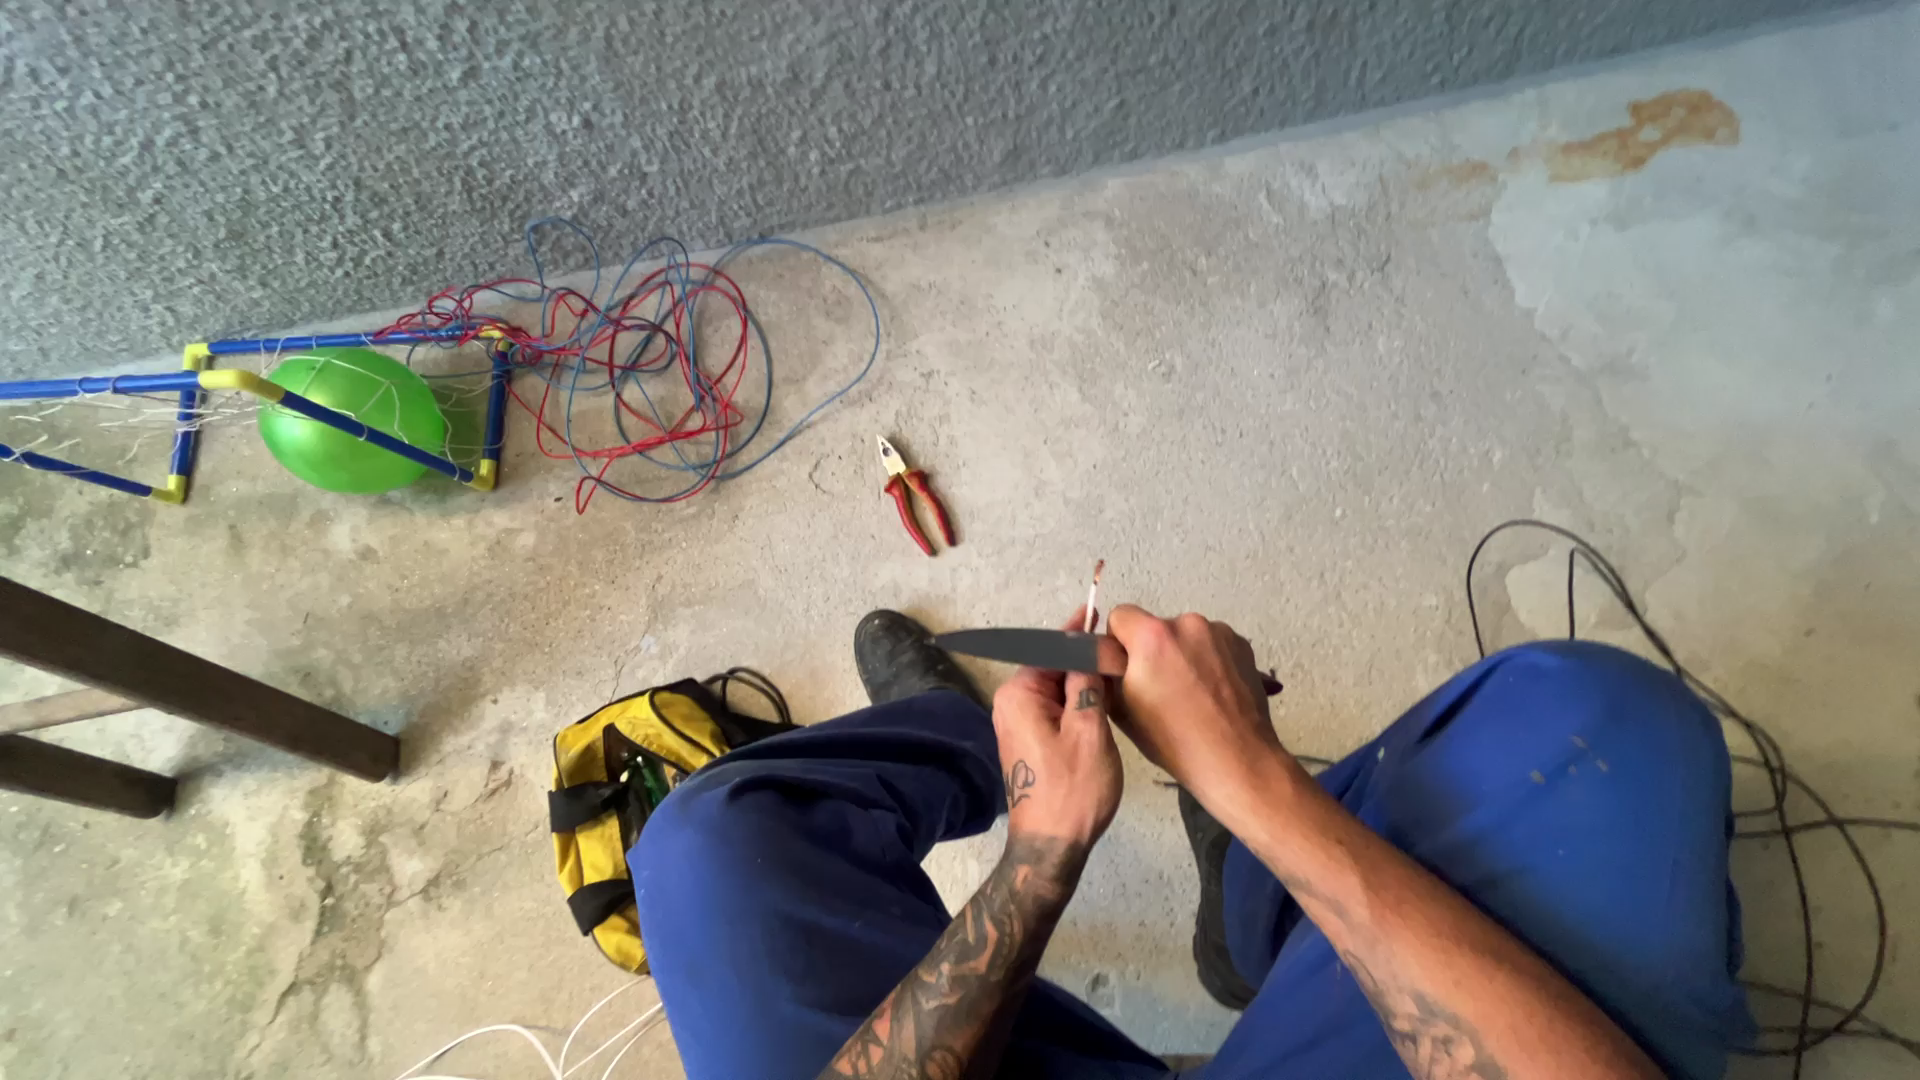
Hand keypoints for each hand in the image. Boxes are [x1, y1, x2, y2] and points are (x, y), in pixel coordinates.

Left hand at [991, 606, 1123, 857]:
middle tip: (1118, 647)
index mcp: (1019, 694)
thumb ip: (1087, 683)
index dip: (1077, 630)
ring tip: (1118, 669)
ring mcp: (1016, 722)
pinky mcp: (1028, 740)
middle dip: (1082, 656)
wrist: (1051, 846)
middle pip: (1051, 666)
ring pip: (1054, 688)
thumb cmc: (1073, 788)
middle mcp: (1010, 703)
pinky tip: (1102, 699)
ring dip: (1082, 680)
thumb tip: (1084, 644)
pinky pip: (1053, 708)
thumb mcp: (1089, 730)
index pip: (1050, 648)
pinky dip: (1076, 701)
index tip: (1098, 612)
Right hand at [1105, 605, 1292, 817]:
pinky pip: (1211, 643)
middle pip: (1154, 626)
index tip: (1128, 670)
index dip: (1118, 643)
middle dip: (1151, 649)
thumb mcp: (1121, 710)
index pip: (1120, 616)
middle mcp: (1187, 622)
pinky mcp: (1241, 644)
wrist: (1237, 760)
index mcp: (1152, 636)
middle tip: (1159, 687)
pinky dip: (1207, 659)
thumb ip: (1105, 673)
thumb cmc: (1174, 740)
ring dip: (1181, 653)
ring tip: (1191, 692)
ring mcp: (1219, 631)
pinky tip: (1212, 690)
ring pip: (1184, 635)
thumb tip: (1102, 658)